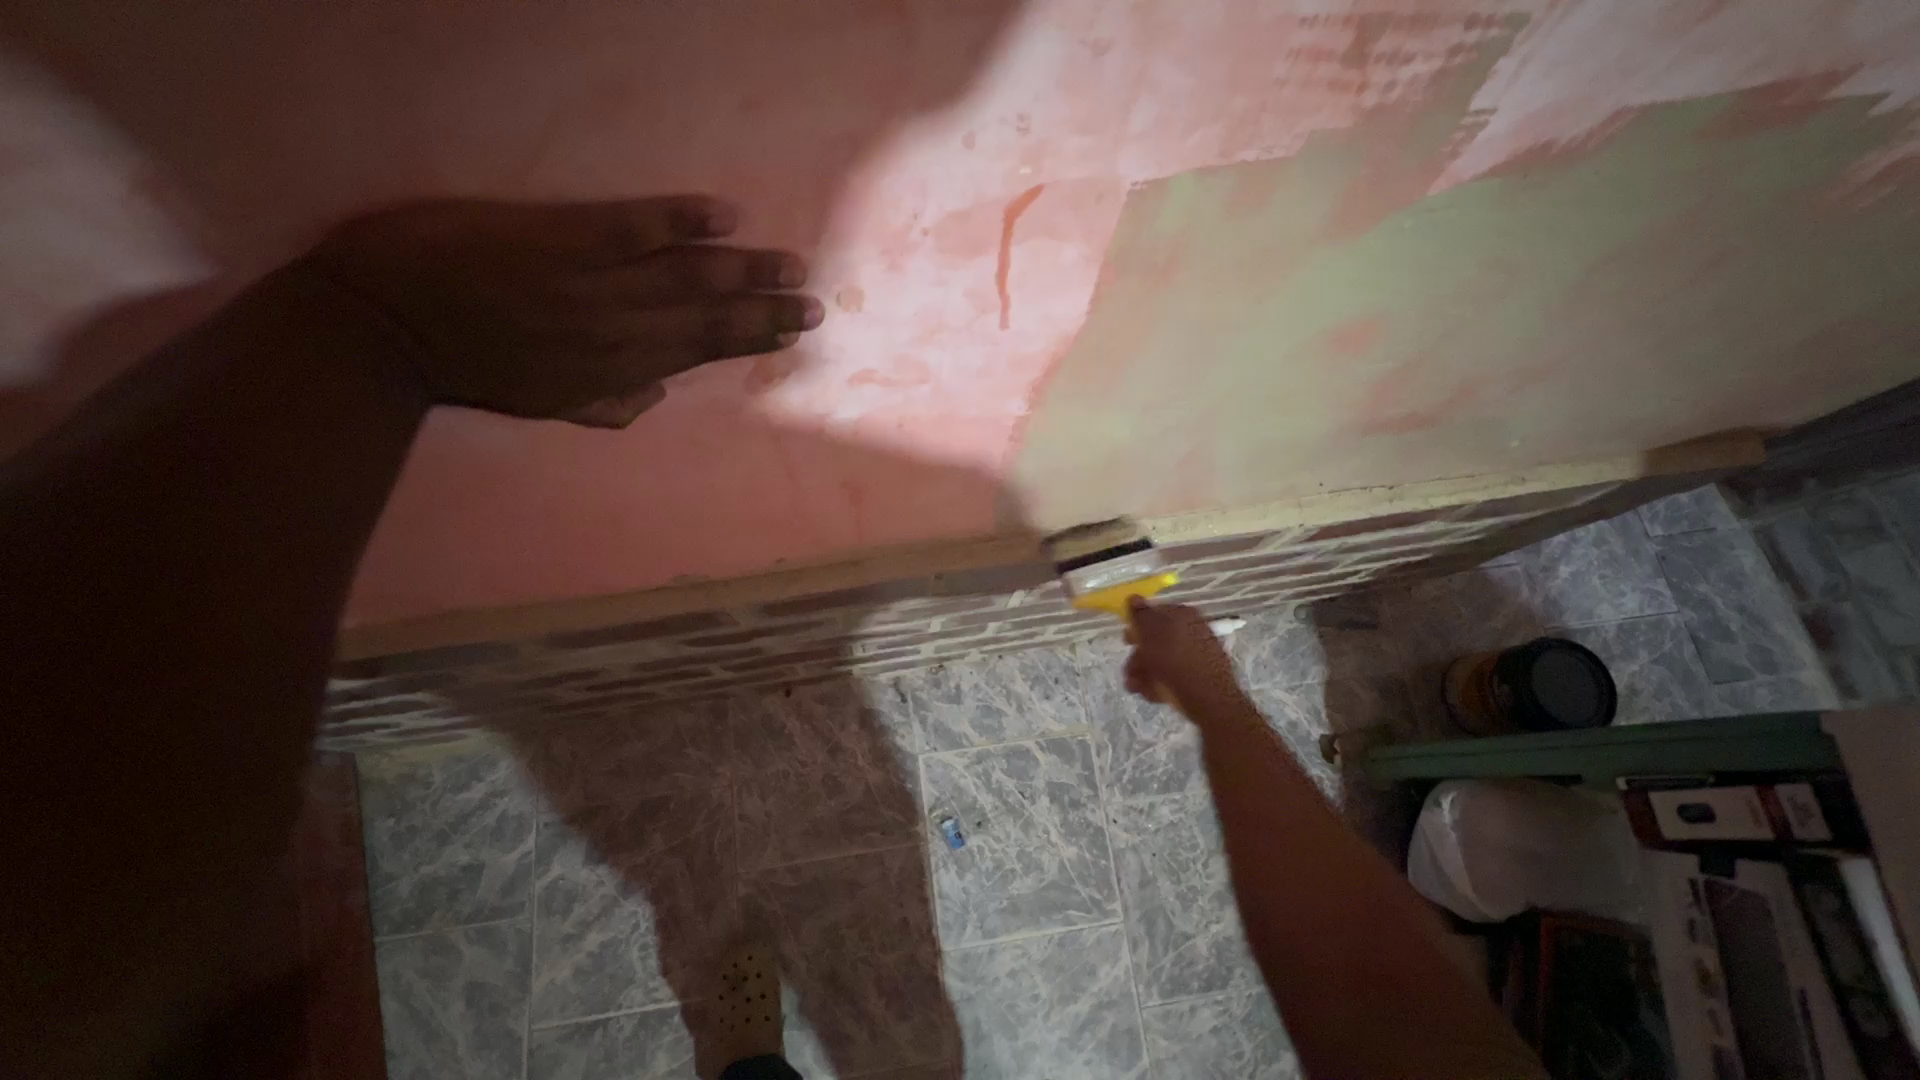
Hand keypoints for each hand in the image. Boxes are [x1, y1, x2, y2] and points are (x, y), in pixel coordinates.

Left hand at [292, 195, 822, 426]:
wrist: (383, 330)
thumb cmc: (465, 370)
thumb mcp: (540, 405)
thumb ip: (603, 406)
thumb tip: (657, 399)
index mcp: (615, 372)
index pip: (697, 353)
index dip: (749, 341)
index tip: (791, 333)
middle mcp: (619, 333)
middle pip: (706, 319)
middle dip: (764, 311)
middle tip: (813, 302)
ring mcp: (594, 286)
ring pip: (685, 279)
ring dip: (742, 272)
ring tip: (790, 265)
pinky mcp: (562, 241)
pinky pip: (632, 229)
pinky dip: (678, 222)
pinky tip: (722, 216)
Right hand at [1124, 597, 1247, 711]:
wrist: (1208, 698)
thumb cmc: (1174, 662)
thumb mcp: (1150, 633)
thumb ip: (1140, 615)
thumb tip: (1133, 597)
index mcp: (1182, 614)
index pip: (1154, 613)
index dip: (1137, 626)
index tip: (1127, 641)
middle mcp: (1192, 630)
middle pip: (1156, 640)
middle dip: (1138, 656)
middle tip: (1128, 671)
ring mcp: (1198, 653)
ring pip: (1162, 660)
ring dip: (1143, 673)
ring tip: (1135, 687)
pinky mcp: (1200, 675)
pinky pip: (1174, 674)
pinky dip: (1160, 683)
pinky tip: (1152, 694)